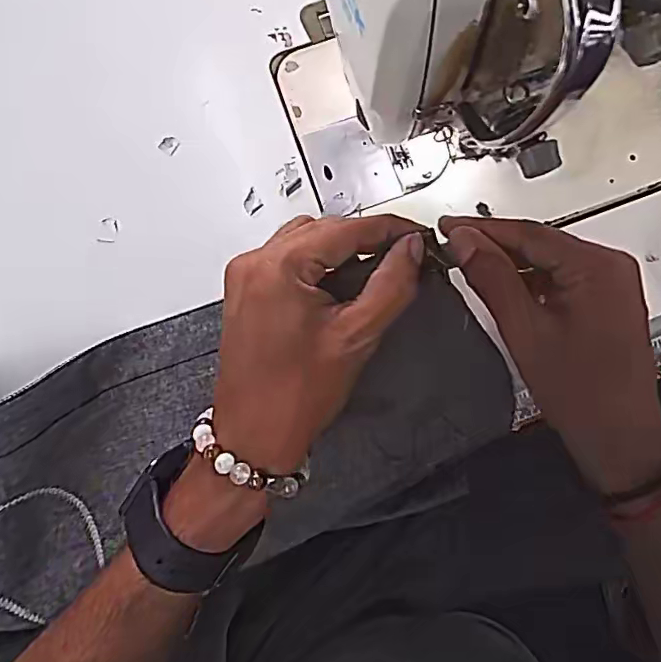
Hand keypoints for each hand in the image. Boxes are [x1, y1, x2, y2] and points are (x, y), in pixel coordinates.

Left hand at [166, 215, 425, 551]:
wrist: (255, 434)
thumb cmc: (290, 397)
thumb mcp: (357, 336)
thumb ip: (391, 285)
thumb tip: (409, 251)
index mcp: (277, 268)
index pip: (346, 228)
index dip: (389, 228)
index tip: (414, 235)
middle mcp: (254, 264)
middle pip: (324, 227)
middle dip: (366, 237)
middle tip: (403, 251)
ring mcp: (246, 276)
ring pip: (306, 239)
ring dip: (342, 248)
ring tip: (376, 268)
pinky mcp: (246, 290)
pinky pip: (289, 258)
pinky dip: (319, 262)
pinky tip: (341, 282)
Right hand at [441, 216, 660, 494]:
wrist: (618, 438)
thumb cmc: (586, 396)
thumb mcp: (525, 331)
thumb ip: (492, 279)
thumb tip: (467, 243)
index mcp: (597, 268)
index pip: (529, 233)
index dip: (483, 229)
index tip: (451, 228)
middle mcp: (612, 268)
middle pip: (541, 242)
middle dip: (495, 244)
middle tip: (455, 244)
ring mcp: (612, 283)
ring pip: (548, 259)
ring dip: (511, 263)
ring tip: (471, 265)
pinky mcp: (606, 299)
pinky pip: (560, 277)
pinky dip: (530, 280)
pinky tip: (504, 287)